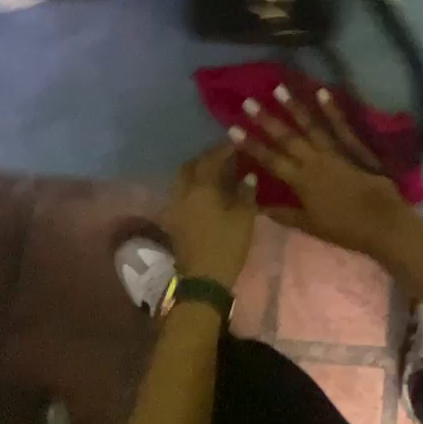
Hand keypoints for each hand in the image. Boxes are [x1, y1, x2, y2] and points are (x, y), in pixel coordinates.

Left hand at [163, 143, 258, 285]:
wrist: (203, 280)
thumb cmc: (226, 245)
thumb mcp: (244, 217)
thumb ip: (246, 193)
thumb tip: (248, 176)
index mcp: (201, 187)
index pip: (210, 159)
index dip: (223, 150)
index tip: (235, 143)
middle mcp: (183, 193)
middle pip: (189, 167)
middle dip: (205, 159)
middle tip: (222, 158)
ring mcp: (176, 208)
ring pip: (182, 181)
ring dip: (197, 173)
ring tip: (216, 174)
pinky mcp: (175, 221)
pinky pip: (182, 194)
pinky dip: (193, 188)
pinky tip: (207, 193)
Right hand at [228, 85, 415, 260]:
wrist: (382, 223)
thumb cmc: (345, 229)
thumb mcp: (309, 226)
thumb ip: (283, 213)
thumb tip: (258, 205)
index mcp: (301, 181)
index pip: (271, 160)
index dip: (251, 145)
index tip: (233, 128)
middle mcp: (315, 161)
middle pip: (287, 138)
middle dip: (266, 119)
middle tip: (249, 101)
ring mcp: (335, 151)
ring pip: (310, 126)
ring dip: (294, 107)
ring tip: (279, 88)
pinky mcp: (355, 146)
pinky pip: (341, 125)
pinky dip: (332, 108)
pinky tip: (322, 92)